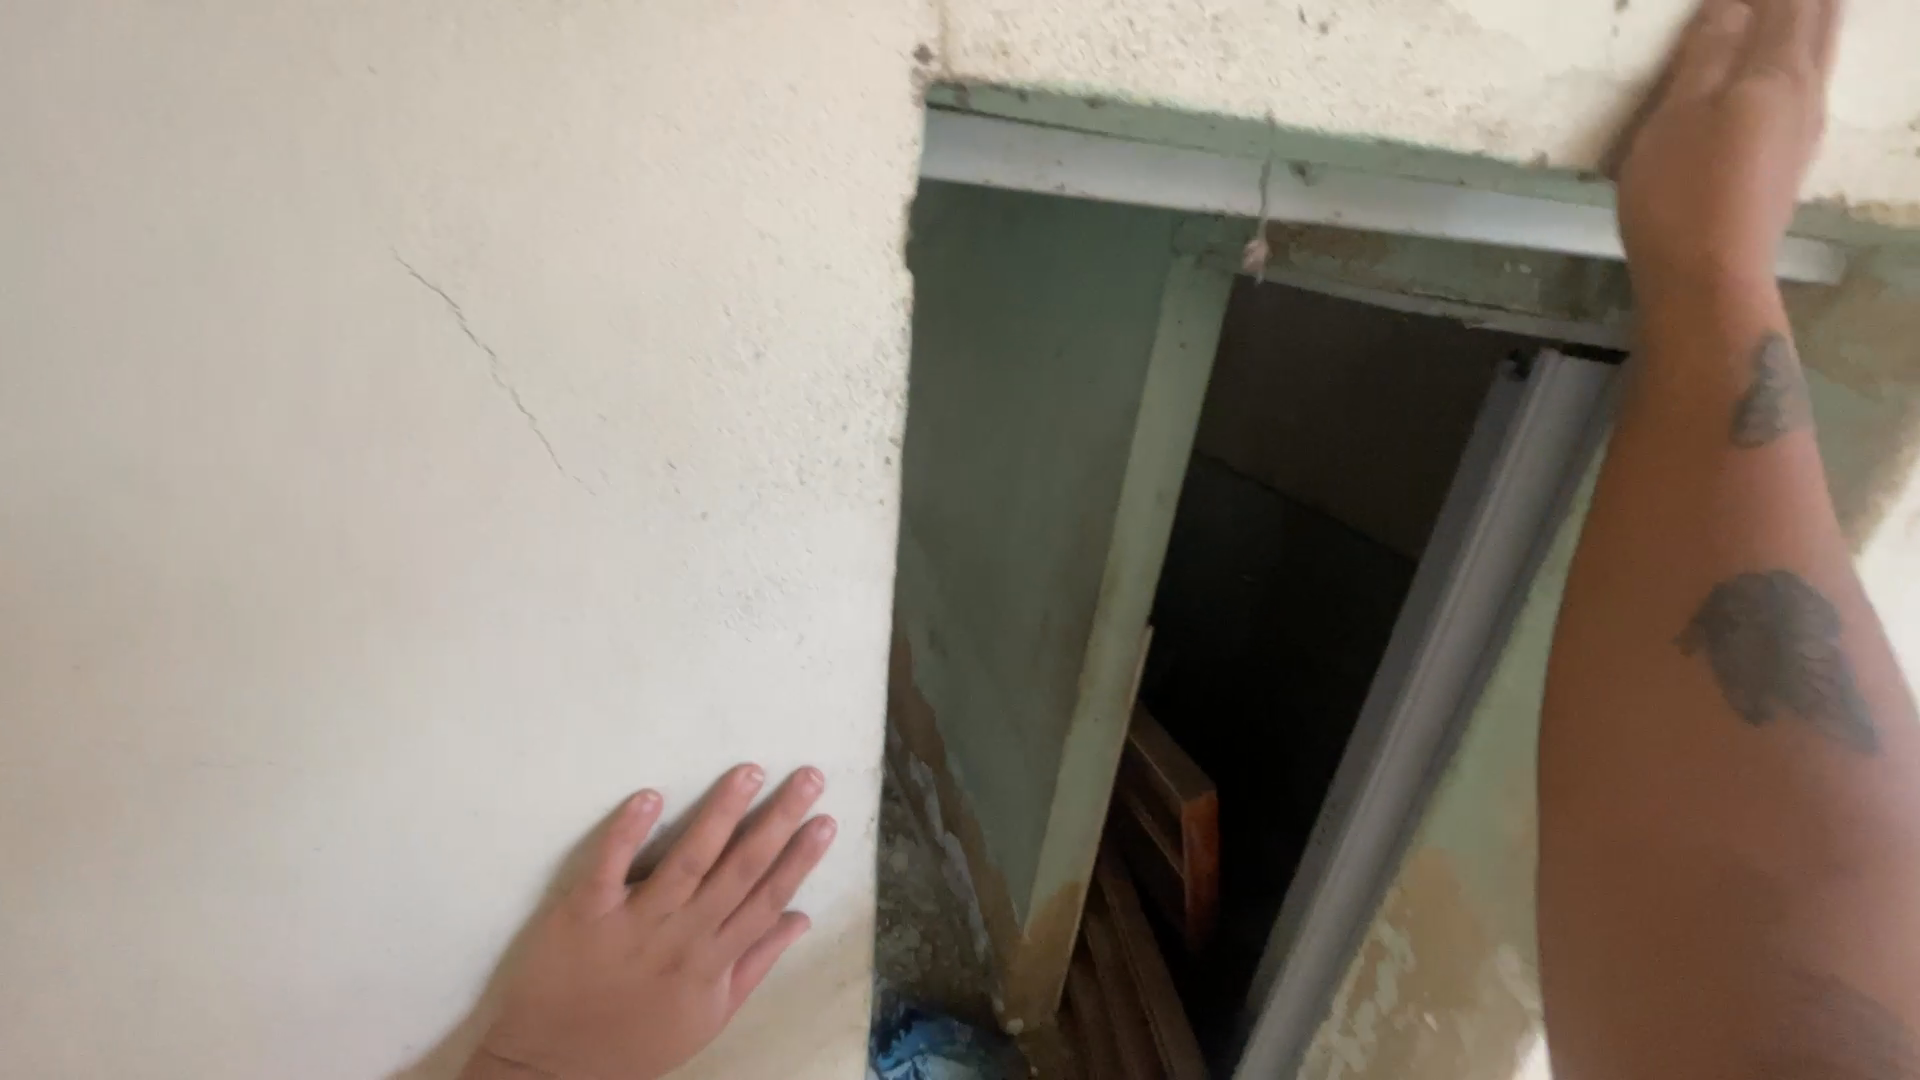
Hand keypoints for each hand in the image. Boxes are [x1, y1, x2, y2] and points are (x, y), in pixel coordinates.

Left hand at [462, 765, 838, 1079]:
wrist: (549, 1072)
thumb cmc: (637, 1043)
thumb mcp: (709, 1017)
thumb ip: (756, 962)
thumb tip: (802, 916)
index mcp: (713, 961)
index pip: (768, 899)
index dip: (801, 858)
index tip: (827, 820)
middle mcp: (682, 936)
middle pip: (740, 868)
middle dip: (778, 819)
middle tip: (808, 776)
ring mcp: (634, 923)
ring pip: (687, 859)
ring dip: (720, 813)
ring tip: (749, 772)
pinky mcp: (584, 913)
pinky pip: (609, 866)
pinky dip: (628, 832)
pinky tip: (651, 795)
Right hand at [1616, 0, 1842, 291]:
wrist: (1708, 270)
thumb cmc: (1677, 193)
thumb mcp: (1673, 120)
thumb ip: (1705, 58)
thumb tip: (1732, 2)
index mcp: (1773, 70)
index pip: (1780, 4)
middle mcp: (1804, 87)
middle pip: (1816, 19)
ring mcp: (1805, 123)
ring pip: (1820, 50)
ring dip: (1812, 19)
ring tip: (1800, 8)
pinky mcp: (1793, 156)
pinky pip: (1810, 83)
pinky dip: (1805, 56)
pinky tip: (1792, 66)